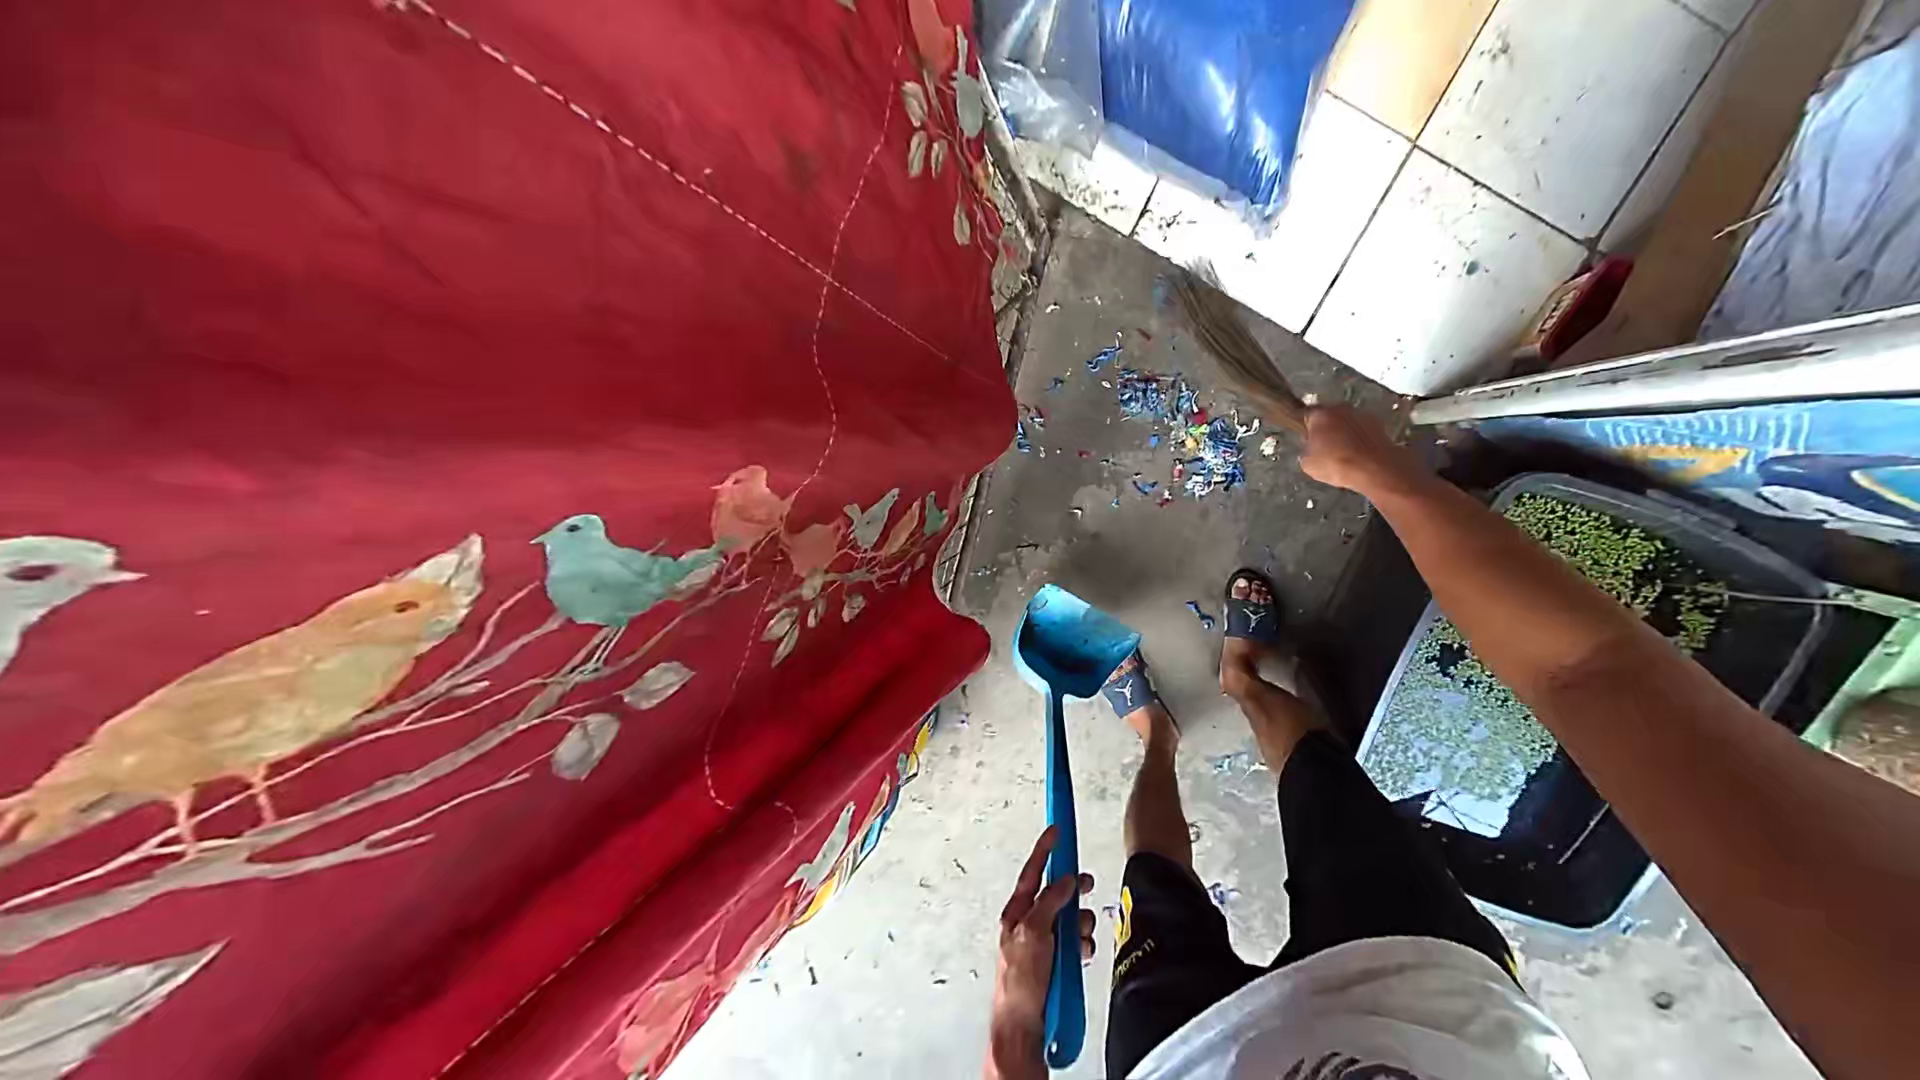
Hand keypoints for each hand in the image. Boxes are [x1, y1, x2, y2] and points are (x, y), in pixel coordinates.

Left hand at [986, 827, 1092, 1079]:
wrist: (1025, 1025)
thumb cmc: (1019, 982)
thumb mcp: (1033, 933)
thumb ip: (1048, 902)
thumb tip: (1063, 880)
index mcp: (1017, 911)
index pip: (1033, 871)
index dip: (1044, 849)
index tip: (1056, 830)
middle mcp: (1029, 923)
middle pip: (1055, 893)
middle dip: (1073, 891)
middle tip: (1085, 886)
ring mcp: (1044, 943)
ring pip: (1069, 918)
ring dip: (1080, 925)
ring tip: (1080, 939)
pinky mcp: (1057, 961)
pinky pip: (1075, 943)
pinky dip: (1081, 945)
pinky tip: (1081, 955)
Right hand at [1299, 405, 1419, 496]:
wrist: (1374, 469)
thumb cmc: (1336, 464)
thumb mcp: (1307, 463)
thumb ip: (1306, 451)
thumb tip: (1311, 449)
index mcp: (1320, 415)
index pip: (1307, 416)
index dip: (1307, 429)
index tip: (1308, 441)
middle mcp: (1341, 409)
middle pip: (1330, 416)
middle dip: (1327, 429)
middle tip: (1325, 447)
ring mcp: (1362, 415)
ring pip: (1347, 422)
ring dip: (1345, 432)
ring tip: (1344, 452)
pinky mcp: (1379, 424)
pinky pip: (1363, 429)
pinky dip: (1360, 438)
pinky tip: (1358, 454)